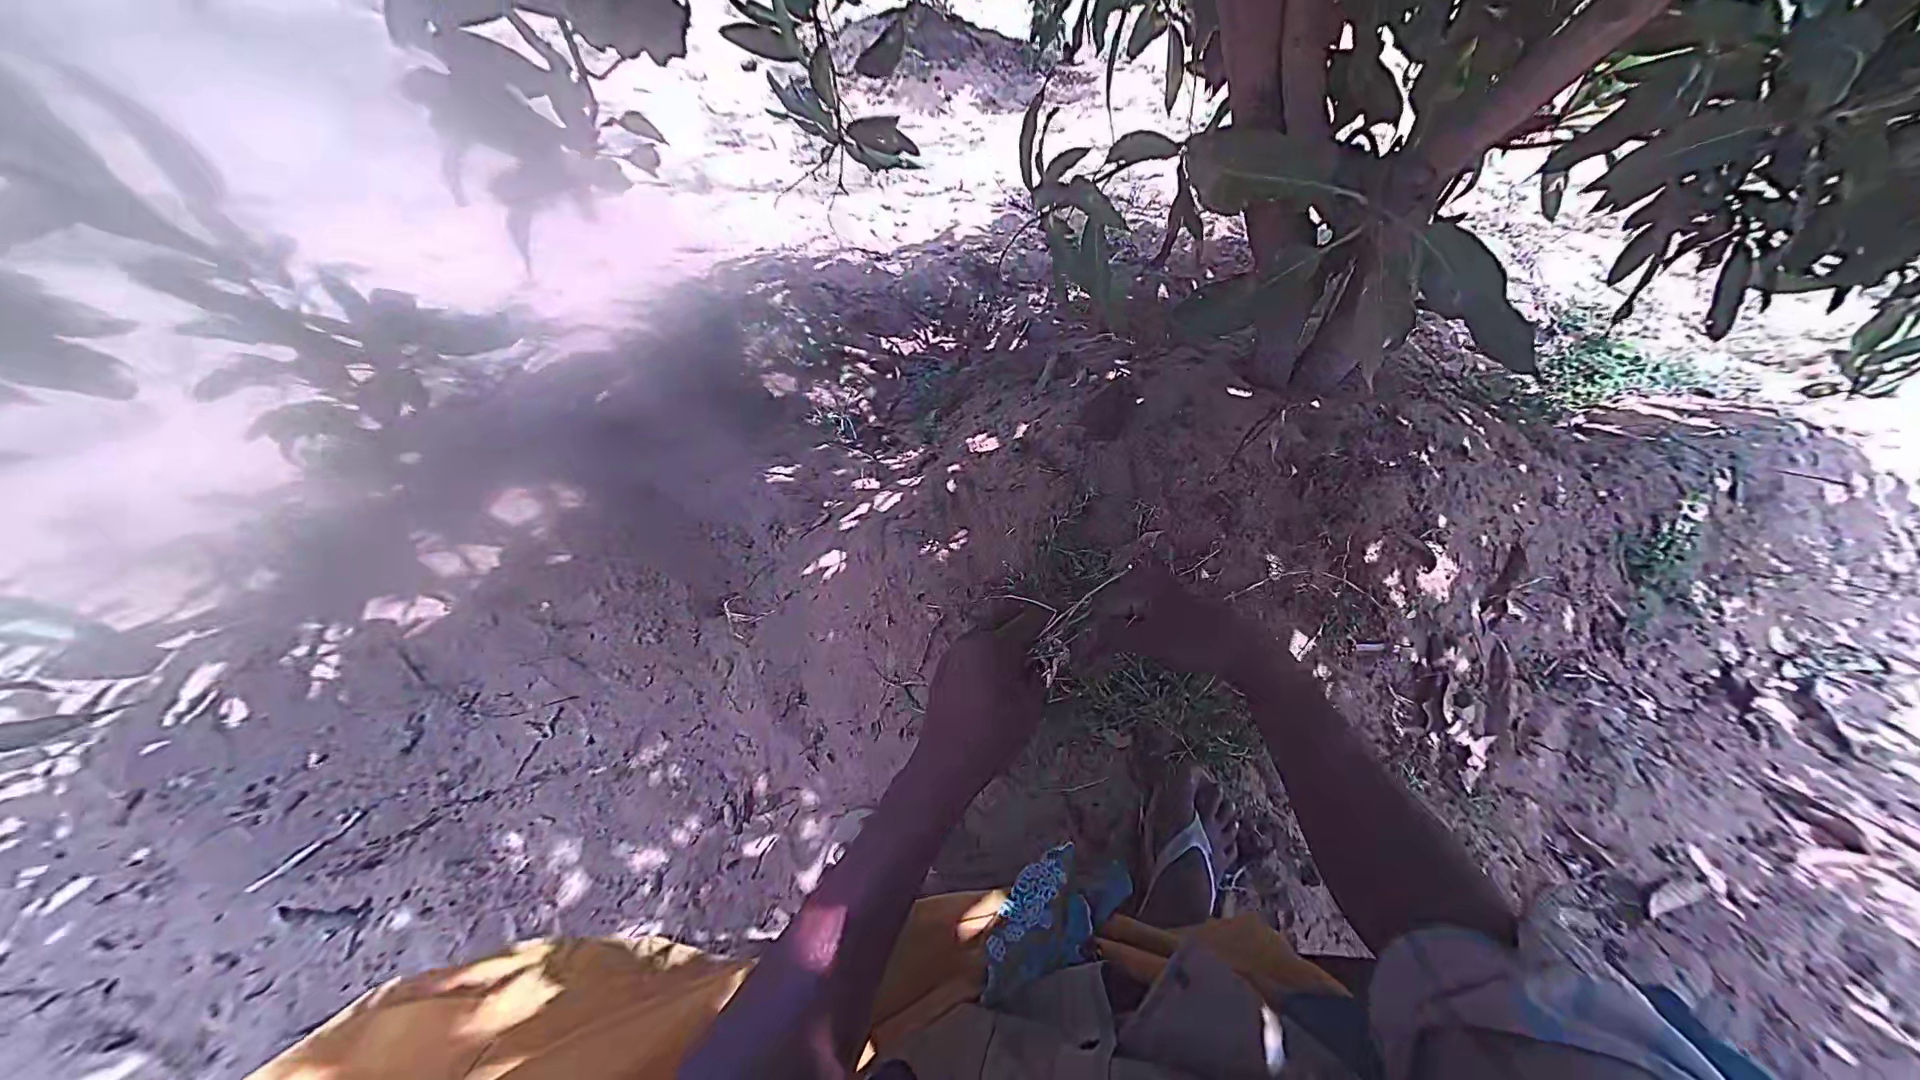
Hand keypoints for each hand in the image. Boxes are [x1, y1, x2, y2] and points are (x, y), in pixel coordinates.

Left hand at [911, 605, 1046, 792]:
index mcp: (994, 644)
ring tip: (1018, 656)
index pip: (1026, 621)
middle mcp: (970, 640)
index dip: (1045, 622)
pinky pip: (970, 650)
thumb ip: (1038, 675)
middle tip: (1039, 636)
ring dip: (1001, 637)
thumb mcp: (1029, 705)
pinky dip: (985, 651)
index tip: (1057, 627)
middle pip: (1000, 619)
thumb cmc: (994, 733)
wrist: (947, 760)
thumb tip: (1039, 662)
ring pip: (982, 633)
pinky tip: (995, 671)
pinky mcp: (943, 668)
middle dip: (1021, 622)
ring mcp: (953, 653)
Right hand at [1082, 563, 1269, 681]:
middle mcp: (1153, 581)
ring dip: (1119, 635)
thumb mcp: (1148, 641)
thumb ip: (1114, 636)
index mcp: (1143, 583)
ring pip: (1131, 613)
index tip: (1082, 659)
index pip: (1104, 606)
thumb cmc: (1194, 642)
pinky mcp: (1179, 607)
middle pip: (1116, 607)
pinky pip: (1147, 617)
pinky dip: (1136, 633)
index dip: (1091, 633)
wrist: (1244, 650)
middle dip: (1103, 633)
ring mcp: (1167, 593)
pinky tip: (1138, 648)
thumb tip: (1088, 635)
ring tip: (1110, 658)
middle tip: (1092, 661)